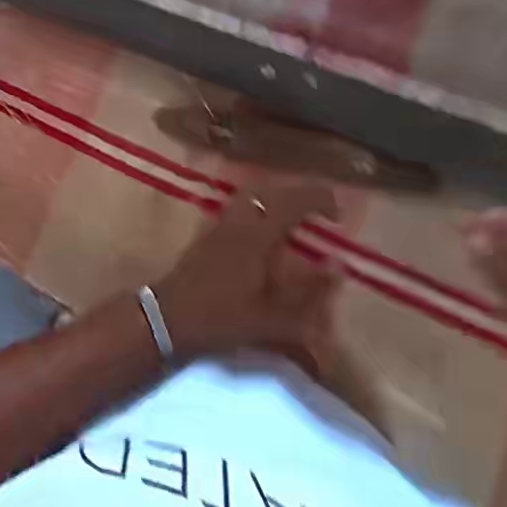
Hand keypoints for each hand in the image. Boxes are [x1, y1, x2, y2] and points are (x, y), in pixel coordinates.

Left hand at [152, 181, 340, 362]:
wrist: (167, 317)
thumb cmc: (221, 317)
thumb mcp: (273, 316)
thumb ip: (309, 292)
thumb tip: (338, 266)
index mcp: (256, 236)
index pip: (292, 201)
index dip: (319, 197)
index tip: (338, 212)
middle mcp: (235, 221)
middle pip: (267, 189)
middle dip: (295, 193)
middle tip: (317, 211)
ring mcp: (216, 225)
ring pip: (247, 196)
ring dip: (272, 199)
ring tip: (293, 220)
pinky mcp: (203, 234)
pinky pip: (234, 208)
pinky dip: (254, 210)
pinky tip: (261, 234)